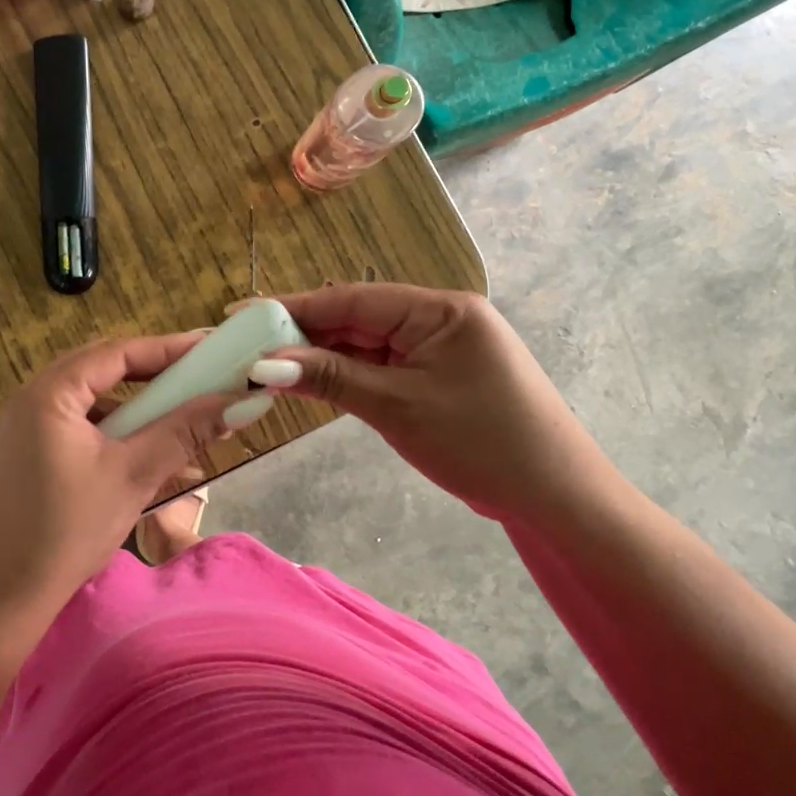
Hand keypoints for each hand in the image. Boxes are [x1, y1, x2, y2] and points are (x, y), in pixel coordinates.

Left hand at [0, 333, 274, 606]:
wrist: (13, 587)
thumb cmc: (71, 528)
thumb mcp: (135, 474)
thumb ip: (185, 431)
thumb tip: (244, 401)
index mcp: (48, 393)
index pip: (116, 353)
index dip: (169, 348)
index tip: (214, 349)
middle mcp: (32, 397)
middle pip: (103, 368)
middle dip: (156, 372)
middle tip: (204, 375)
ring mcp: (27, 423)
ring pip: (94, 396)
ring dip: (139, 404)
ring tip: (185, 410)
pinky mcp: (32, 448)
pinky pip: (82, 422)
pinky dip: (118, 429)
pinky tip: (152, 449)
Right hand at [246, 283, 618, 522]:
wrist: (557, 497)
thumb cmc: (482, 444)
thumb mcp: (397, 407)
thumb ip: (330, 377)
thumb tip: (264, 362)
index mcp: (439, 309)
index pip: (350, 298)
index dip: (290, 307)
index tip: (238, 314)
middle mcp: (438, 317)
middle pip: (353, 316)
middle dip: (299, 331)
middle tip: (242, 345)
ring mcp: (438, 345)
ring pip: (362, 341)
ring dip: (317, 354)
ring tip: (262, 364)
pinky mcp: (436, 373)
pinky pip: (378, 362)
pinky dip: (342, 372)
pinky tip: (305, 379)